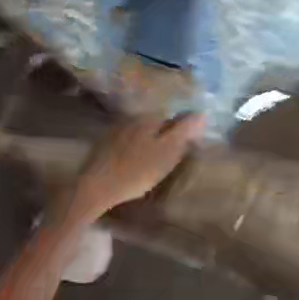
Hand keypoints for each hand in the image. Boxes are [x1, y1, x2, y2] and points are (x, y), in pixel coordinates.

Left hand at [60, 114, 203, 224]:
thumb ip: (183, 131)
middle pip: (154, 125)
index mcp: (148, 119)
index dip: (180, 133)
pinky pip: (124, 144)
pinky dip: (130, 151)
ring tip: (150, 164)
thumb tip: (201, 113)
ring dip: (146, 144)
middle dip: (162, 137)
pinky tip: (131, 165)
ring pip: (138, 134)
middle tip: (167, 159)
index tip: (183, 150)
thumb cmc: (137, 171)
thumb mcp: (167, 152)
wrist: (97, 186)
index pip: (171, 119)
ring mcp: (114, 131)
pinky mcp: (102, 145)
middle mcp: (130, 119)